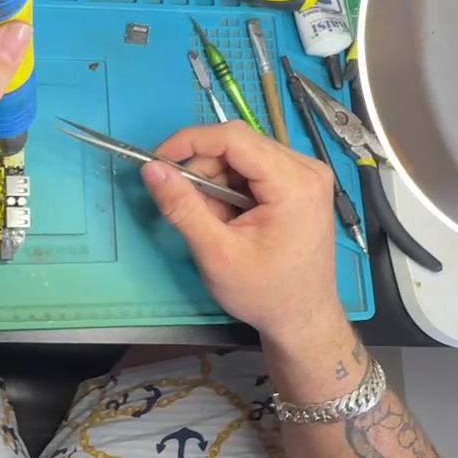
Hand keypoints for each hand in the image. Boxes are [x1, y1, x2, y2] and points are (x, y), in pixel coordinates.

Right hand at [141, 122, 358, 391]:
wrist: (301, 319)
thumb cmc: (263, 292)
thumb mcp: (215, 252)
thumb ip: (182, 207)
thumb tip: (151, 169)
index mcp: (293, 182)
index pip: (233, 138)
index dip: (189, 141)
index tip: (157, 161)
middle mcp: (305, 168)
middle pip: (237, 144)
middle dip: (202, 170)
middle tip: (186, 206)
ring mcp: (305, 175)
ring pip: (241, 156)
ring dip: (215, 181)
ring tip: (212, 221)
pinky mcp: (298, 185)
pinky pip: (252, 169)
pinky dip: (229, 188)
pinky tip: (228, 218)